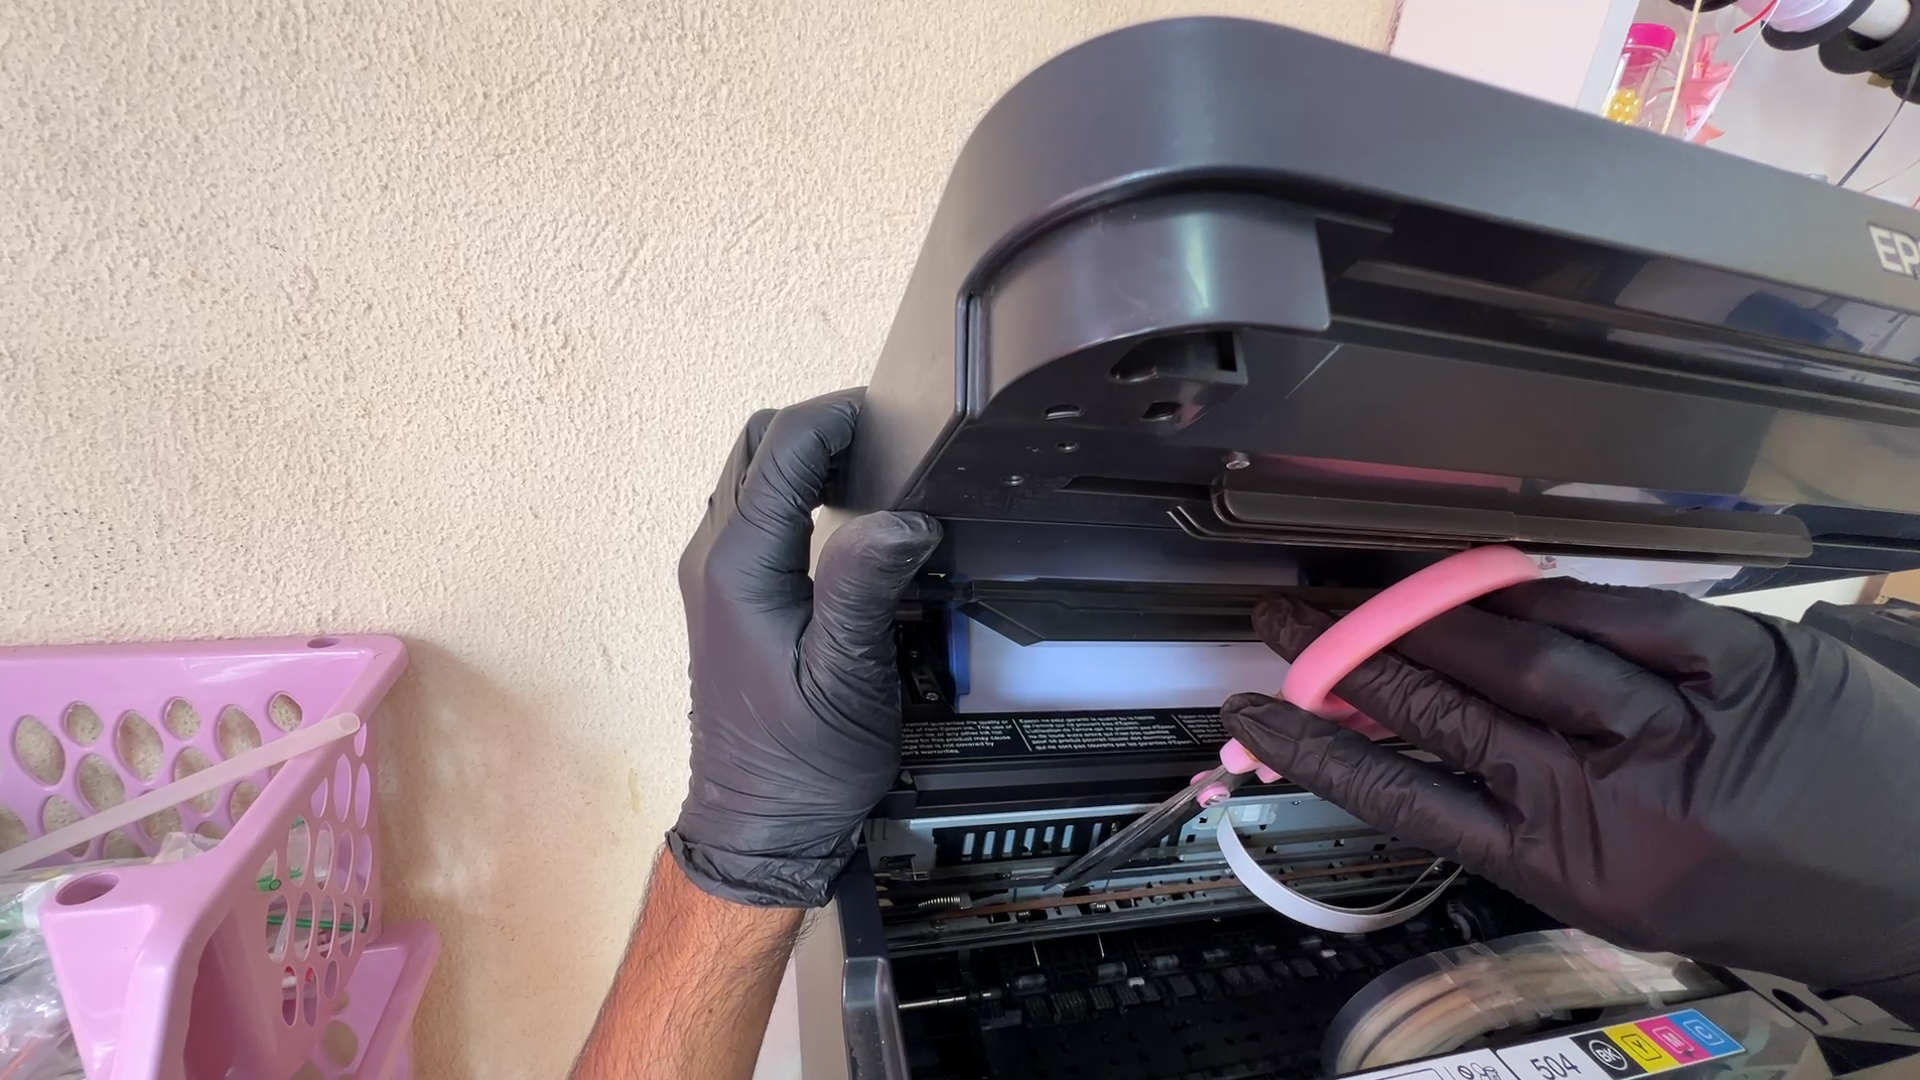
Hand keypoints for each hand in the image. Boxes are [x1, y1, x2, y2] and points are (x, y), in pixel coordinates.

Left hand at [667, 389, 939, 906]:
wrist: (758, 825)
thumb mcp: (846, 675)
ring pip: (752, 479)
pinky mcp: (725, 595)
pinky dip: (797, 492)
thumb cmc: (802, 761)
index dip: (837, 420)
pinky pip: (754, 514)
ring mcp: (712, 575)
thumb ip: (865, 584)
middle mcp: (712, 556)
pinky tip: (842, 517)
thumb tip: (906, 513)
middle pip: (756, 450)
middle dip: (819, 430)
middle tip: (887, 445)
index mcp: (739, 565)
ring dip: (807, 459)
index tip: (892, 418)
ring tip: (873, 472)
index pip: (782, 452)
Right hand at [1220, 580, 1919, 1016]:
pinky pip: (1602, 609)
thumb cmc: (1738, 888)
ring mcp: (1678, 726)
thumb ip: (1489, 807)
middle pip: (1438, 711)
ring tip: (1358, 596)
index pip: (1398, 797)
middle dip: (1343, 656)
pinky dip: (1525, 590)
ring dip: (1414, 617)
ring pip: (1512, 652)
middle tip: (1287, 620)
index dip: (1310, 748)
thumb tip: (1375, 735)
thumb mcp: (1598, 881)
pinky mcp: (1736, 659)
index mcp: (1567, 868)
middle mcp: (1614, 804)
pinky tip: (1473, 584)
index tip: (1254, 712)